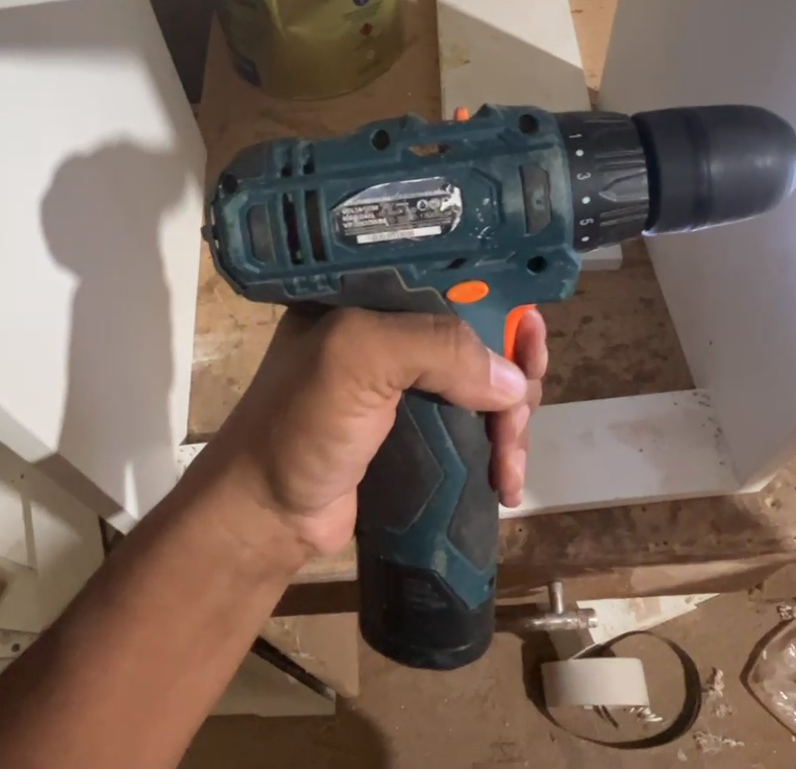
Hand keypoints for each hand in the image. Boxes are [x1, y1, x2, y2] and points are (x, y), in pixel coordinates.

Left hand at [194, 307, 547, 559]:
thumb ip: (435, 348)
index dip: (498, 297)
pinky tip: (507, 481)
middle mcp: (392, 333)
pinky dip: (501, 449)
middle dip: (514, 370)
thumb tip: (513, 381)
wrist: (267, 517)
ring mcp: (407, 386)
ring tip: (510, 461)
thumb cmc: (298, 427)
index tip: (529, 329)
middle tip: (523, 405)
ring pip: (487, 385)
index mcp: (369, 297)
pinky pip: (477, 428)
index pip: (450, 277)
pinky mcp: (420, 433)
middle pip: (480, 334)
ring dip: (513, 421)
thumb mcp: (356, 361)